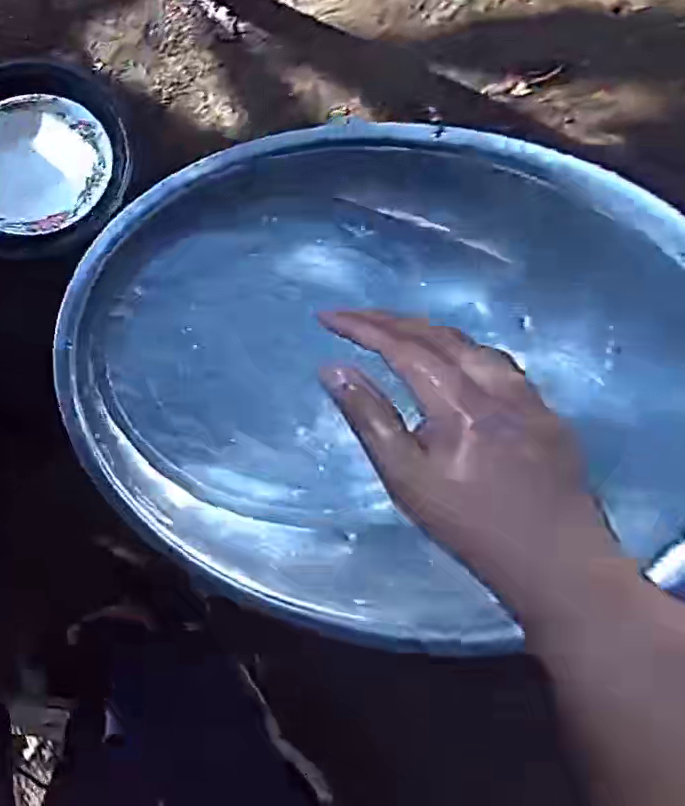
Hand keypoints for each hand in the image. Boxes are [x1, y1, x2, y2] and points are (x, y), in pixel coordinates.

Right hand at [317, 310, 623, 616]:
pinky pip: (502, 368)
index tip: (326, 318)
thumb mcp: (401, 473)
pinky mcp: (549, 421)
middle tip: (349, 316)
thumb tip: (334, 368)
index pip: (407, 351)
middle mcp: (505, 398)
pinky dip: (461, 350)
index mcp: (465, 410)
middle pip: (445, 341)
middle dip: (392, 321)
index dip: (363, 329)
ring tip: (392, 329)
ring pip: (479, 349)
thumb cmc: (465, 521)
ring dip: (429, 331)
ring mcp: (535, 408)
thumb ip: (368, 416)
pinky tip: (446, 361)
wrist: (559, 567)